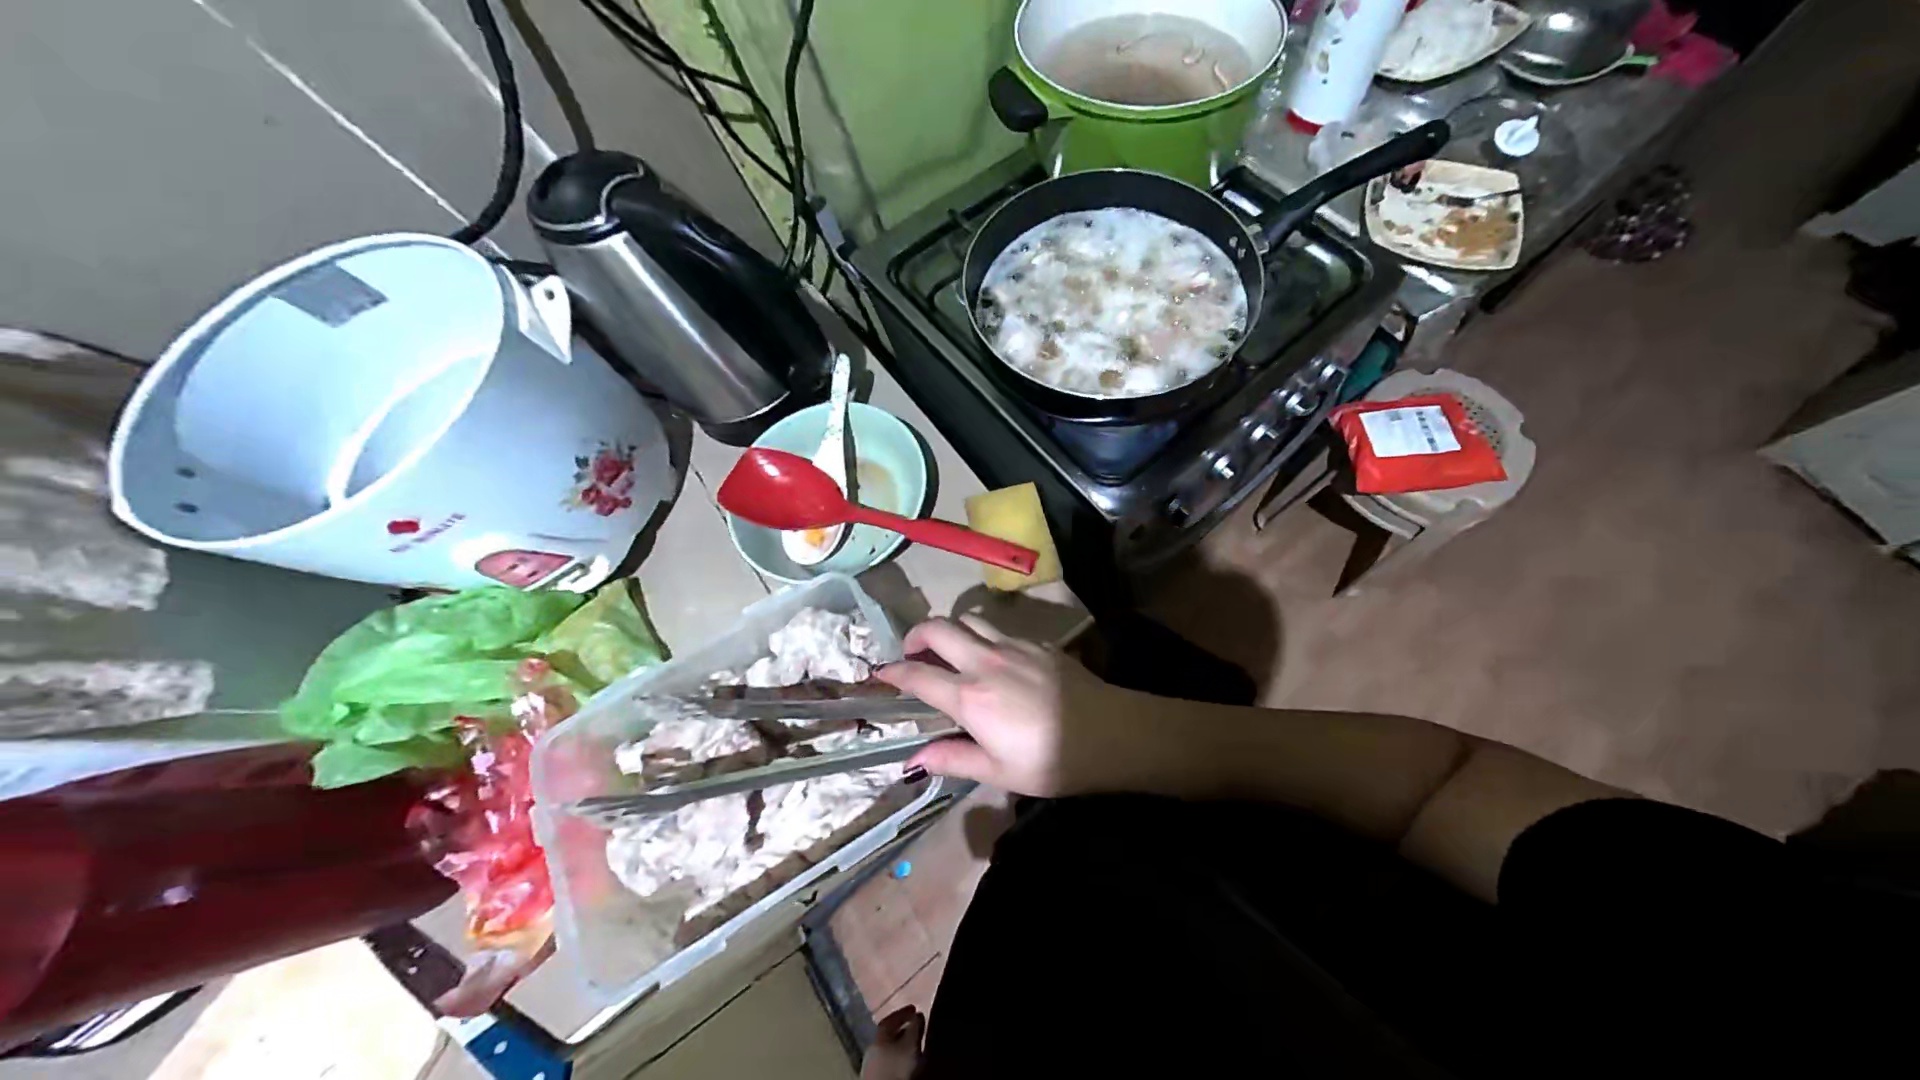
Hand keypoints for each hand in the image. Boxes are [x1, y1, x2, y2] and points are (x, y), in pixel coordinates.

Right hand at [876, 617, 1148, 796]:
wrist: (1111, 734)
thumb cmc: (1050, 761)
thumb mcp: (997, 772)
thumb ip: (951, 759)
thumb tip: (911, 761)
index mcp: (970, 697)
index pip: (918, 675)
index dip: (893, 672)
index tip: (880, 673)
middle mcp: (985, 662)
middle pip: (938, 628)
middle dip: (915, 635)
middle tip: (911, 653)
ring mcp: (1013, 646)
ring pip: (969, 619)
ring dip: (950, 630)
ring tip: (950, 652)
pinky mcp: (1037, 643)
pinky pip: (998, 629)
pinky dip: (982, 637)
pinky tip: (993, 660)